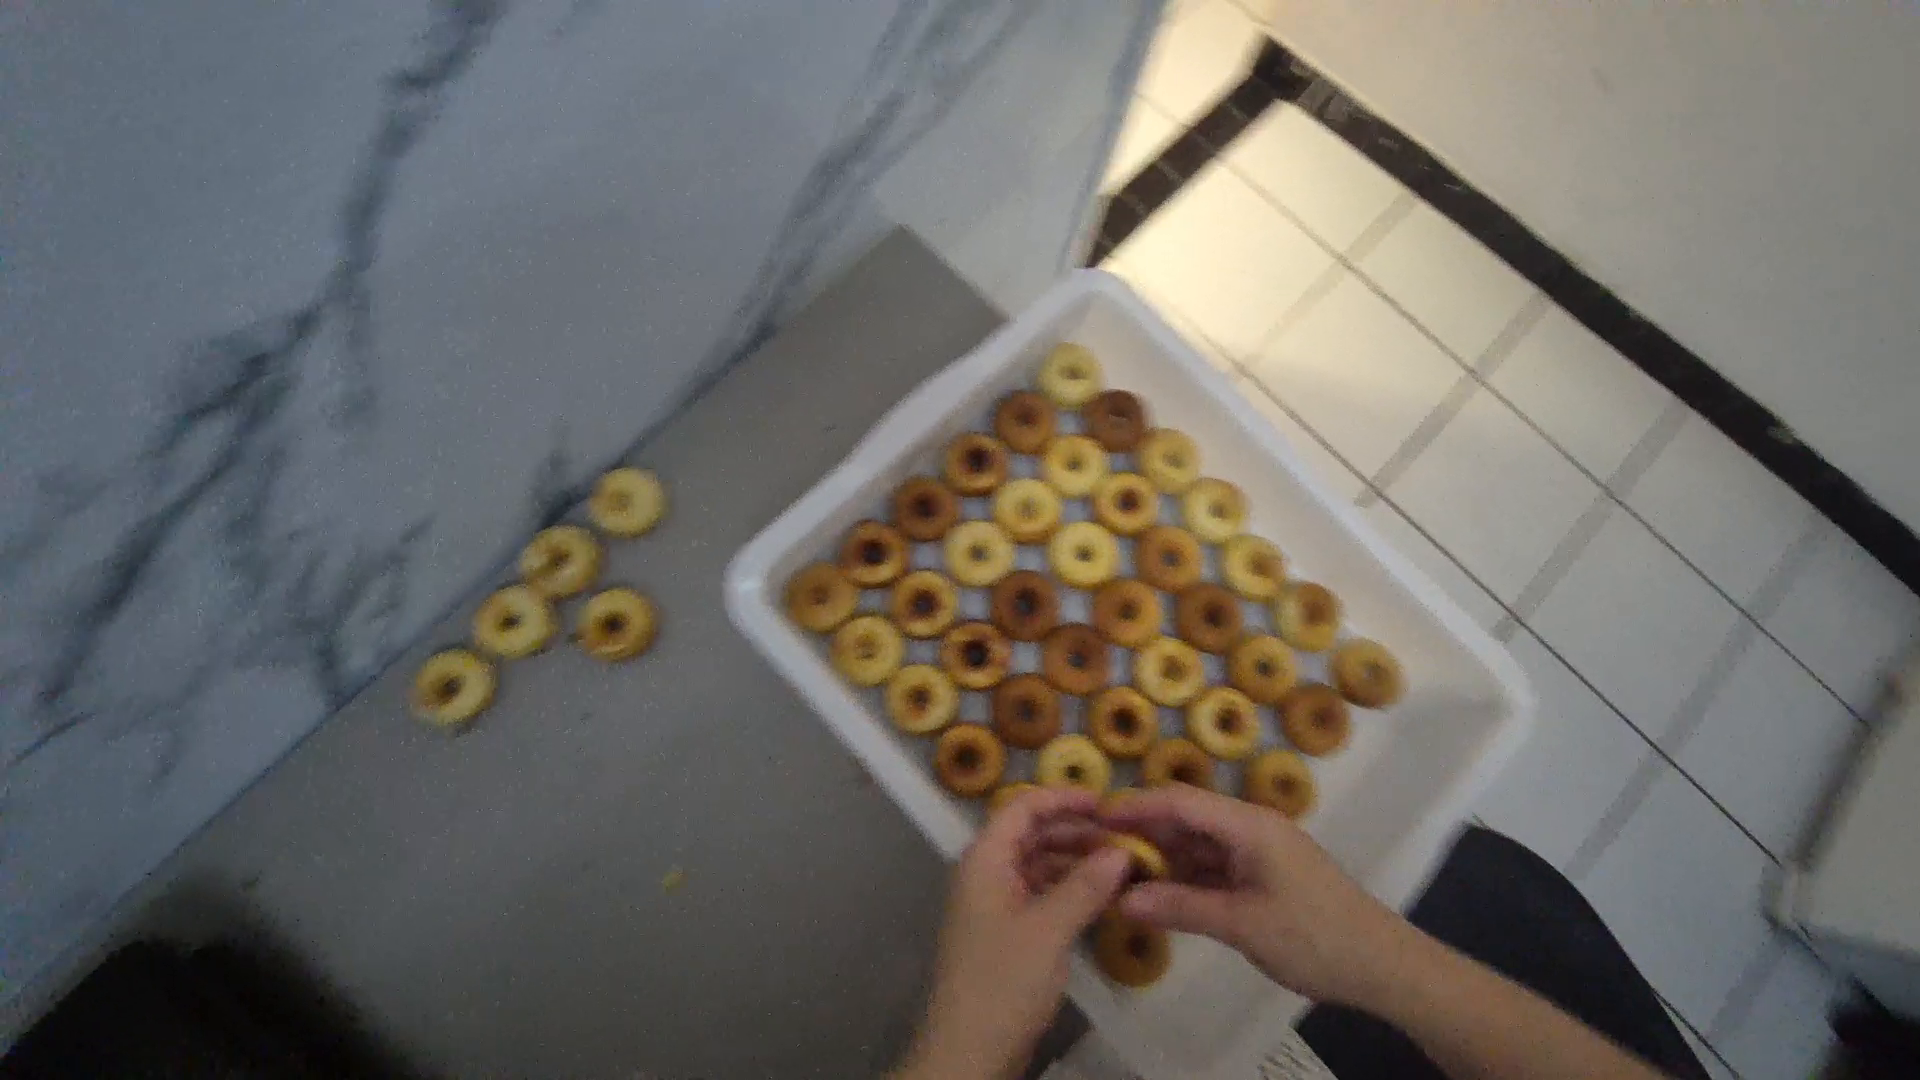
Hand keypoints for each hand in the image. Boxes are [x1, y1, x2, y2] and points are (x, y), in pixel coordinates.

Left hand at [894, 789, 1129, 1079]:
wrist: (968, 1052)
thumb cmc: (1002, 980)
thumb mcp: (1048, 930)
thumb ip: (1085, 886)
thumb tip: (1122, 850)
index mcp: (985, 858)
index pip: (1023, 807)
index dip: (1062, 798)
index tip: (1106, 802)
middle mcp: (987, 871)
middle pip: (1033, 833)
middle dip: (1076, 831)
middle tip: (1124, 836)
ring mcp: (997, 901)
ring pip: (1040, 863)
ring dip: (1076, 860)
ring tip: (1122, 864)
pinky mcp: (1008, 929)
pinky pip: (1041, 892)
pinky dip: (1070, 888)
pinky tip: (1104, 895)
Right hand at [1101, 785, 1421, 1008]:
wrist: (1387, 969)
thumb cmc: (1316, 938)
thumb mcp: (1243, 925)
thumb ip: (1181, 908)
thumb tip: (1121, 900)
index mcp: (1248, 824)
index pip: (1180, 801)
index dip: (1135, 805)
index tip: (1094, 818)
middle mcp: (1248, 827)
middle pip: (1184, 817)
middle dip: (1141, 831)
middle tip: (1096, 848)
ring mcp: (1254, 851)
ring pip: (1195, 843)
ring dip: (1160, 857)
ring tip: (1117, 872)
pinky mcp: (1259, 874)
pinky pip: (1210, 865)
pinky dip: (1182, 877)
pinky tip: (1155, 892)